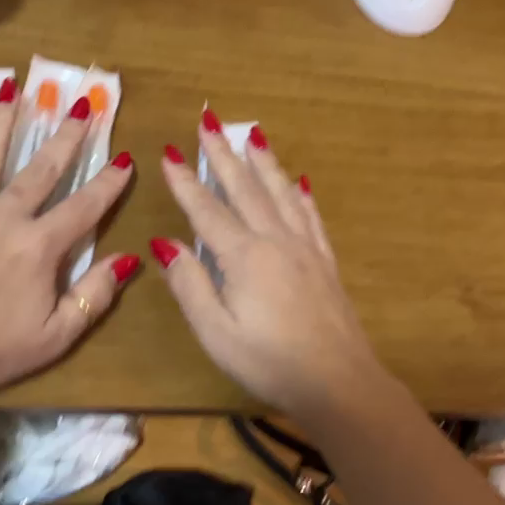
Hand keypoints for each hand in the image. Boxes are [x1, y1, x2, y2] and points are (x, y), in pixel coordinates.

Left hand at [0, 89, 138, 400]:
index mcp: (39, 247)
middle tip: (80, 102)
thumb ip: (93, 295)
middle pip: (40, 169)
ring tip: (14, 88)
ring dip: (3, 121)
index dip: (109, 184)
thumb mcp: (55, 336)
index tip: (125, 159)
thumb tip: (128, 259)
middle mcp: (3, 217)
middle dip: (64, 135)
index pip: (84, 207)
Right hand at [152, 113, 386, 414]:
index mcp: (245, 257)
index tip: (168, 152)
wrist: (339, 381)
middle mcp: (277, 241)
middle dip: (223, 155)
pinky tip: (298, 183)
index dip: (185, 182)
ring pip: (281, 193)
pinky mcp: (326, 263)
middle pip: (246, 189)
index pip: (207, 211)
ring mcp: (306, 249)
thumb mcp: (216, 332)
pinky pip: (310, 216)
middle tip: (209, 122)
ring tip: (252, 135)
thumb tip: (165, 243)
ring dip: (263, 163)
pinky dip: (300, 194)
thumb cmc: (270, 363)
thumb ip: (190, 285)